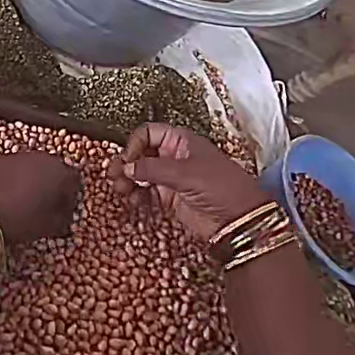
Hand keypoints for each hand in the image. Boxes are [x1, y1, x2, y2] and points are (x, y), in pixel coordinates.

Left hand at [0, 151, 81, 246]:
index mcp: (58, 172)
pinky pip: (10, 169)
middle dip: (51, 185)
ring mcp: (15, 157)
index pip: (74, 180)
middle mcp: (40, 158)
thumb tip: (64, 216)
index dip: (70, 196)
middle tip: (46, 205)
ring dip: (31, 181)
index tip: (64, 210)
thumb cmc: (21, 219)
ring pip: (30, 167)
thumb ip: (63, 218)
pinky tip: (5, 197)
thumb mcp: (49, 227)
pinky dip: (11, 180)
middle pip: (52, 169)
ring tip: (23, 202)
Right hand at [105, 123, 267, 242]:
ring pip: (140, 174)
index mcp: (180, 141)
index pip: (148, 133)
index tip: (128, 160)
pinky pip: (146, 192)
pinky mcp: (170, 198)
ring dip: (128, 181)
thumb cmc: (220, 187)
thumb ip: (152, 169)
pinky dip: (137, 196)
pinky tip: (134, 202)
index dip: (135, 144)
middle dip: (126, 164)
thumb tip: (126, 167)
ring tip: (121, 192)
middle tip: (113, 177)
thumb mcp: (185, 173)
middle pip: (140, 153)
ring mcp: (171, 177)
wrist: (240, 221)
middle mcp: (173, 156)